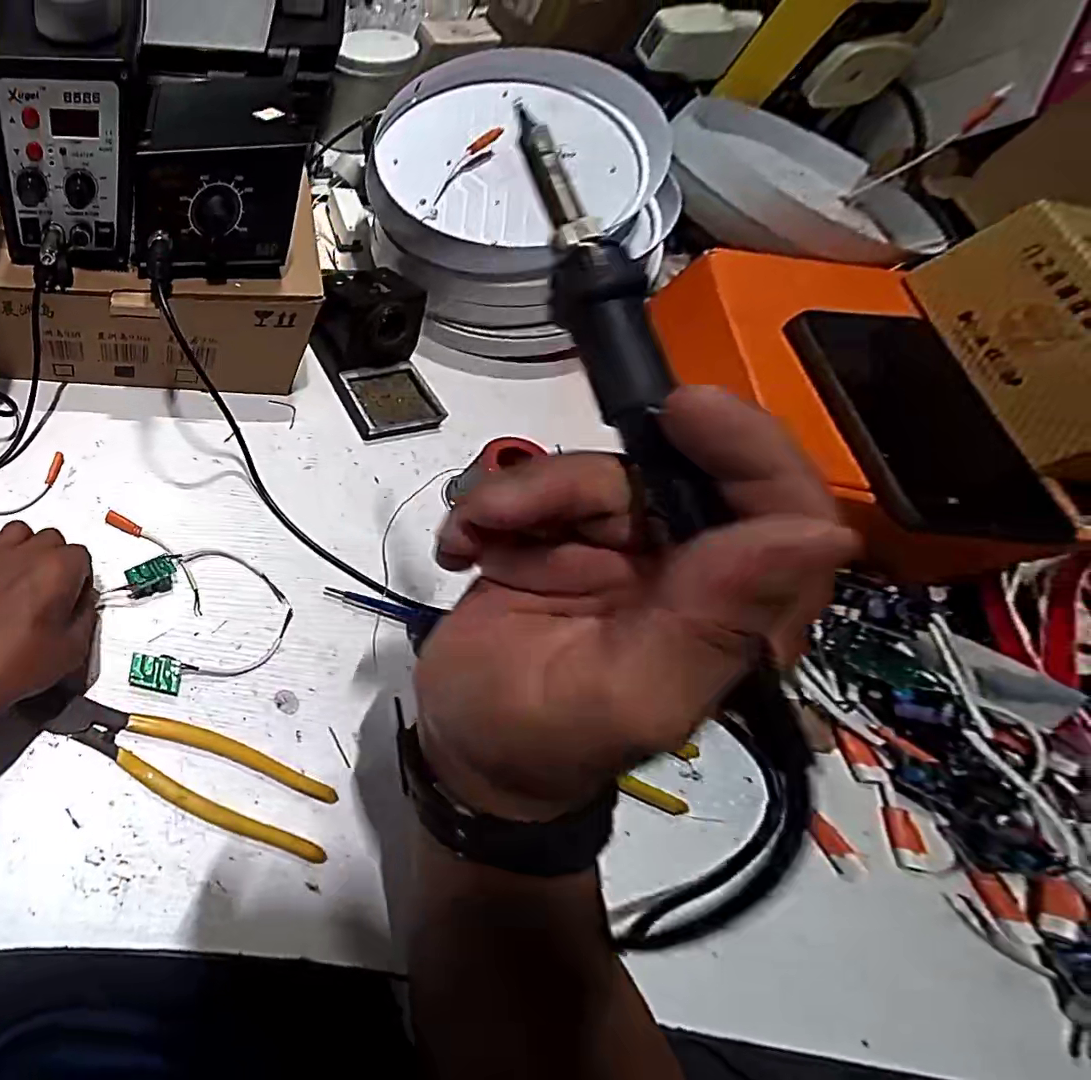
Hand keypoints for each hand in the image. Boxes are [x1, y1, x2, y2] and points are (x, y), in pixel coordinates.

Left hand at [0, 521, 97, 717]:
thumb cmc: (12, 663)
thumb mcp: (72, 650)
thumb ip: (86, 618)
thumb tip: (84, 607)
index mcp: (58, 569)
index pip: (82, 556)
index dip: (82, 579)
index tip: (76, 598)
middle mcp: (27, 555)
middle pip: (54, 539)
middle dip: (59, 561)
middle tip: (56, 592)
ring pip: (21, 531)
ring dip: (29, 548)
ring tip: (30, 575)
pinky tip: (1, 569)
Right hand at [414, 386, 859, 822]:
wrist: (463, 745)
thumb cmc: (542, 739)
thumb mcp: (623, 693)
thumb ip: (704, 623)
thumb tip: (812, 535)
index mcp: (723, 610)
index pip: (773, 511)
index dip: (744, 451)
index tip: (684, 410)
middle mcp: (671, 570)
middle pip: (641, 480)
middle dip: (562, 485)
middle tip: (498, 516)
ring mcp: (597, 554)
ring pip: (568, 481)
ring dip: (506, 501)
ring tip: (464, 542)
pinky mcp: (538, 549)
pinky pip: (514, 501)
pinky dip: (476, 515)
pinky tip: (457, 551)